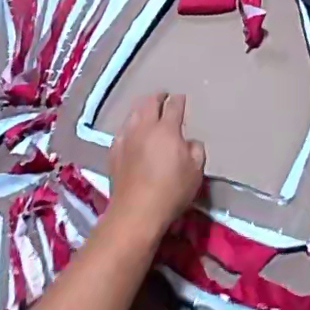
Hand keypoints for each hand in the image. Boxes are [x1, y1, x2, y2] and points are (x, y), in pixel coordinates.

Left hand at [103, 93, 203, 244]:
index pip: (174, 106)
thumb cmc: (171, 191)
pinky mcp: (114, 151)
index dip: (179, 100)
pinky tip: (132, 131)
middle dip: (158, 97)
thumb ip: (196, 150)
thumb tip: (190, 142)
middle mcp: (145, 127)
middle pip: (149, 102)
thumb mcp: (196, 172)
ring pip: (133, 113)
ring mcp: (126, 138)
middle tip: (164, 97)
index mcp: (167, 129)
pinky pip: (122, 130)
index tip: (181, 98)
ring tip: (147, 109)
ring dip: (142, 108)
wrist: (136, 211)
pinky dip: (130, 126)